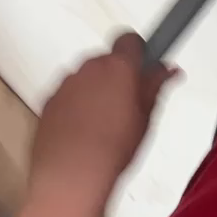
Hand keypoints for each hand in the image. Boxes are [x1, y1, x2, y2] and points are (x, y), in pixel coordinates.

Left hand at [28, 33, 175, 211]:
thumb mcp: (146, 119)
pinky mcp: (48, 100)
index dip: (138, 52)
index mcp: (118, 66)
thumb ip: (156, 86)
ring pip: (86, 77)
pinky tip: (82, 132)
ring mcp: (65, 82)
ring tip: (103, 125)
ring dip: (94, 91)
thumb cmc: (112, 149)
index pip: (130, 39)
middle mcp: (89, 66)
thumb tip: (168, 69)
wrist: (70, 177)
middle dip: (116, 76)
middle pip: (106, 60)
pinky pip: (67, 94)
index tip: (143, 69)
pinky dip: (74, 105)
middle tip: (127, 105)